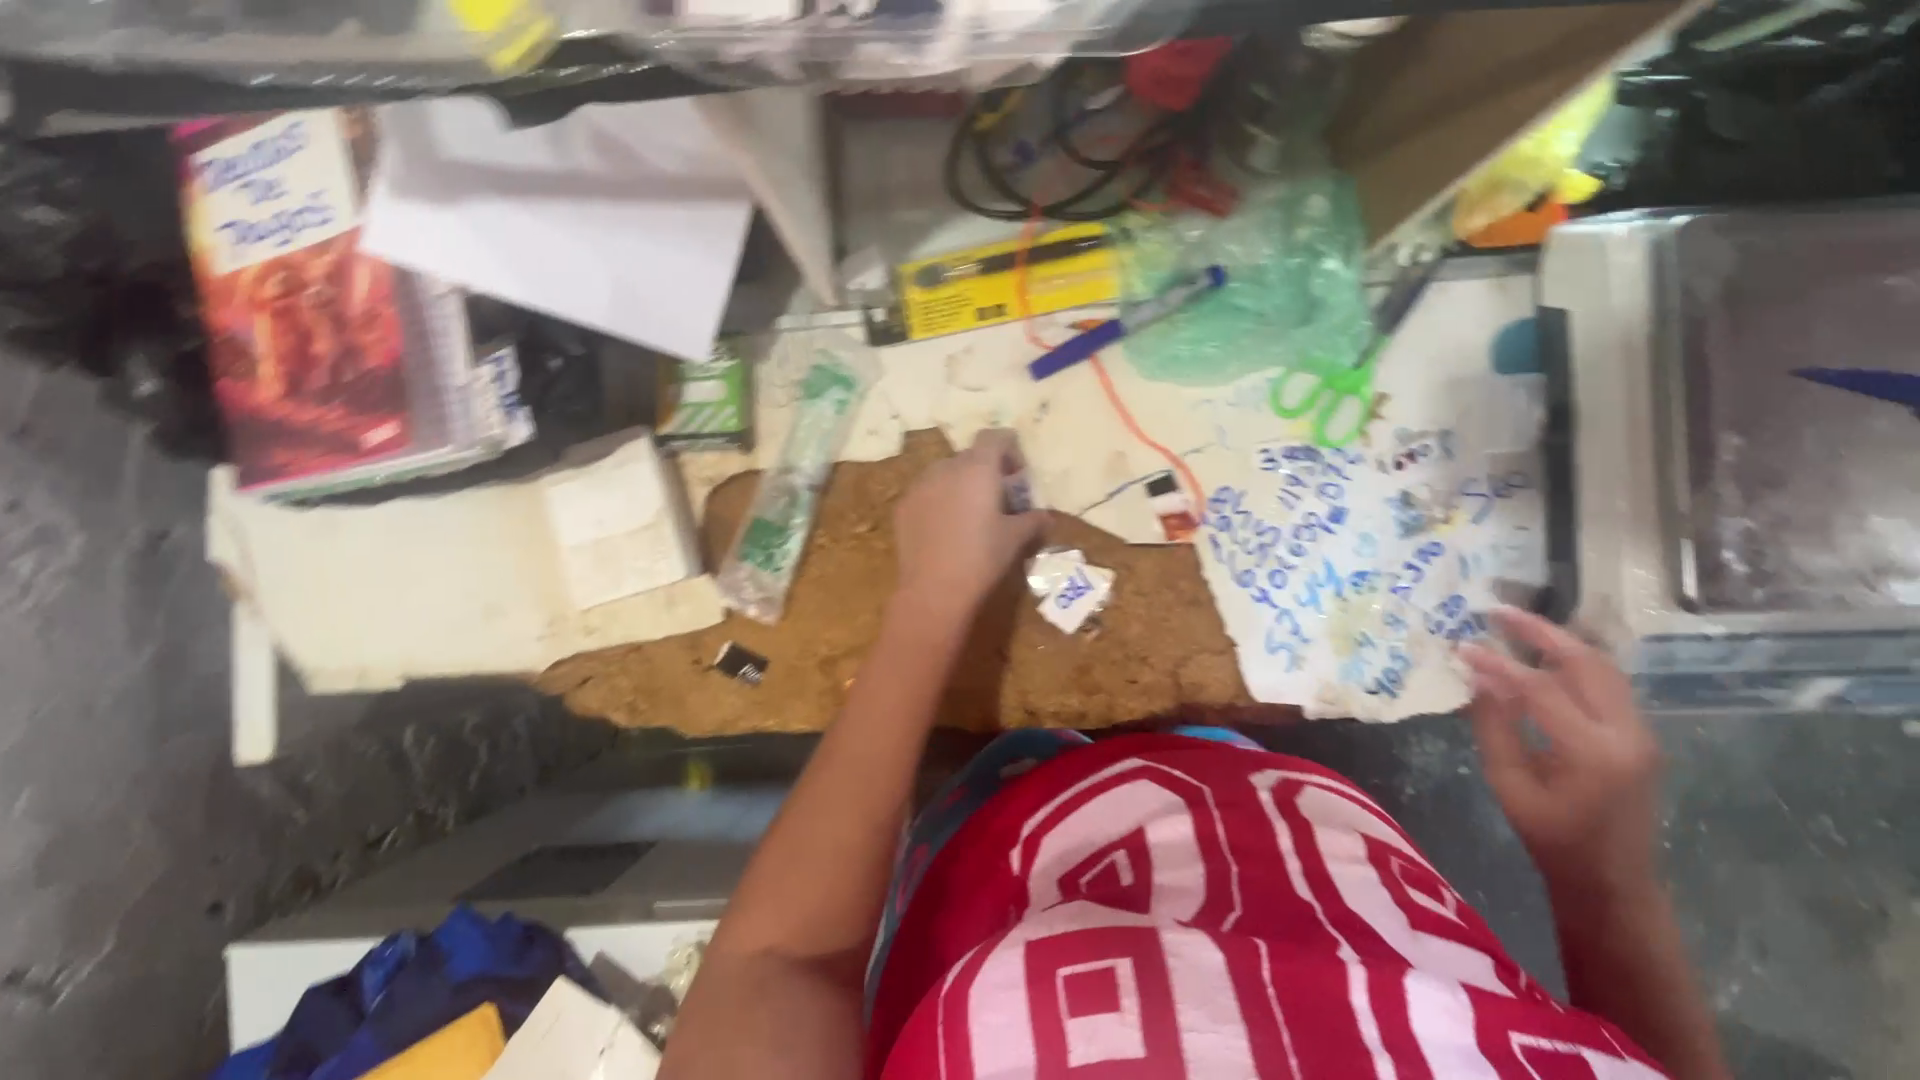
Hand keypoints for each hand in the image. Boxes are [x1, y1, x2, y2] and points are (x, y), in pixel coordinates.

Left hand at [892, 429, 1044, 624]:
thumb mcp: (1015, 539)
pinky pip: (926, 493)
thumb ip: (1033, 521)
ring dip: (961, 485)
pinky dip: (939, 501)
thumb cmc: (981, 558)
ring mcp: (920, 486)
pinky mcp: (903, 506)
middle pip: (970, 456)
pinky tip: (946, 530)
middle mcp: (946, 468)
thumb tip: (1046, 516)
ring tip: (970, 515)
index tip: (1017, 474)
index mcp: (978, 469)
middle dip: (986, 471)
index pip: (994, 437)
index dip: (1009, 449)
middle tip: (998, 499)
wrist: (933, 590)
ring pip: (945, 473)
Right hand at [1459, 607, 1662, 898]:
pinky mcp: (1639, 734)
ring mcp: (1641, 732)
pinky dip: (1573, 664)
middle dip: (1541, 632)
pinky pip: (1607, 686)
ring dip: (1560, 643)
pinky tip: (1542, 658)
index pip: (1540, 689)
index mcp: (1593, 752)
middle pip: (1586, 663)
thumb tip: (1478, 677)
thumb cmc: (1551, 837)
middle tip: (1498, 612)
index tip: (1463, 646)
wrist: (1612, 877)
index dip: (1498, 664)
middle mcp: (1628, 734)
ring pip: (1604, 668)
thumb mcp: (1509, 784)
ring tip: (1518, 626)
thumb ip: (1494, 726)